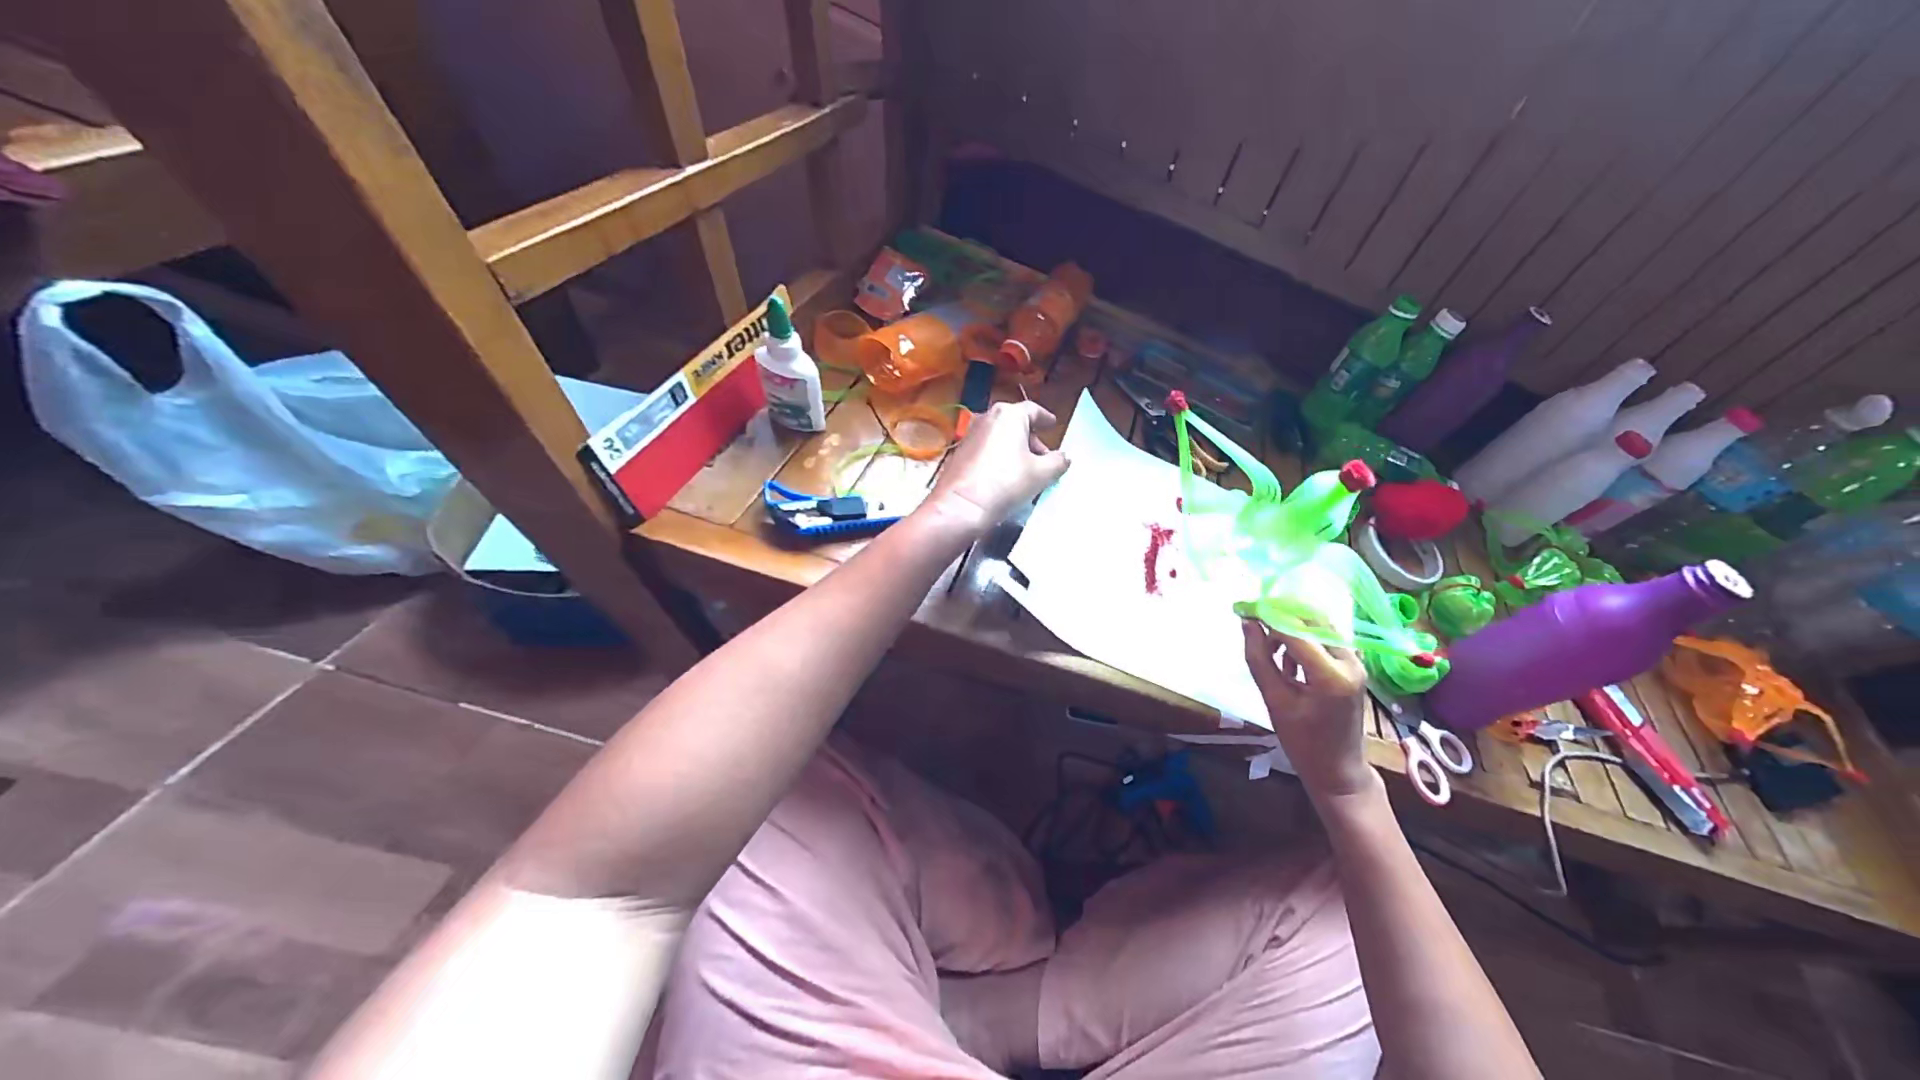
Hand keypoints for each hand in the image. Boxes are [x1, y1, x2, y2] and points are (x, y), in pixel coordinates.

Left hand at [922, 400, 1068, 535]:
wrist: (961, 506)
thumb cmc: (1006, 483)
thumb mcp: (1042, 474)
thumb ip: (1058, 461)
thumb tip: (1063, 457)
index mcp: (1009, 414)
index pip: (1034, 410)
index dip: (1046, 418)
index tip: (1052, 425)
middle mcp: (987, 417)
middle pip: (1015, 423)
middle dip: (1031, 439)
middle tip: (1043, 458)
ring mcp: (970, 433)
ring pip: (1000, 436)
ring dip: (1014, 449)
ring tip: (1026, 471)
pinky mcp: (959, 452)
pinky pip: (986, 448)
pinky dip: (998, 457)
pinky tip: (1004, 477)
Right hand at [1240, 619, 1375, 799]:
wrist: (1339, 770)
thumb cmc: (1303, 741)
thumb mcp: (1274, 700)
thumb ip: (1259, 658)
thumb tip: (1247, 623)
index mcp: (1331, 674)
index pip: (1295, 631)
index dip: (1266, 614)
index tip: (1243, 608)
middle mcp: (1350, 662)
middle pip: (1312, 621)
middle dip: (1281, 616)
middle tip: (1252, 620)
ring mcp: (1355, 664)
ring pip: (1319, 628)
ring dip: (1291, 629)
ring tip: (1267, 649)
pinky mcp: (1352, 667)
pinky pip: (1325, 641)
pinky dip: (1302, 642)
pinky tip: (1285, 661)